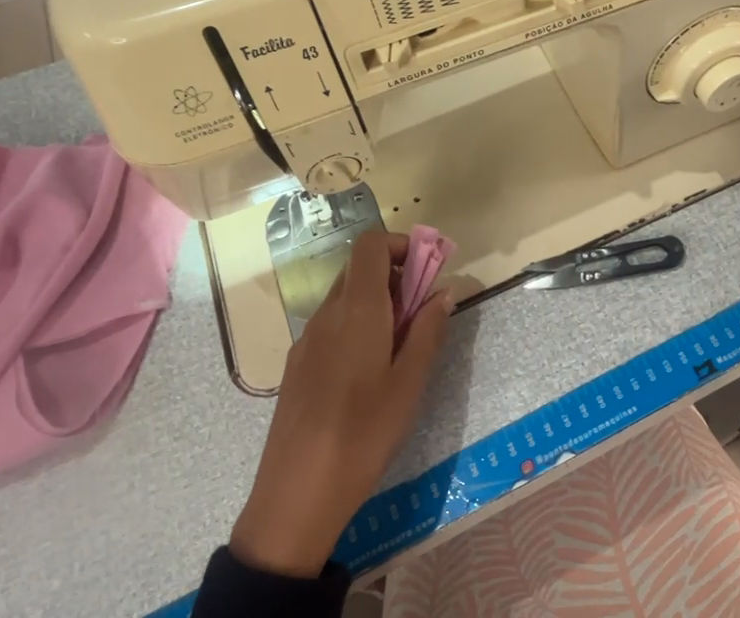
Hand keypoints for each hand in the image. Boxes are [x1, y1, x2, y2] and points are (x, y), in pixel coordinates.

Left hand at [230, 231, 451, 576]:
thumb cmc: (364, 434)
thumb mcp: (410, 383)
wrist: (297, 494)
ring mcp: (307, 340)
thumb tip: (443, 291)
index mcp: (356, 310)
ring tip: (403, 347)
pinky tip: (372, 372)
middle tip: (424, 313)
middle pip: (359, 270)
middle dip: (397, 277)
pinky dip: (358, 326)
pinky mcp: (298, 366)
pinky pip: (332, 326)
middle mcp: (326, 315)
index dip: (402, 245)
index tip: (430, 270)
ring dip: (378, 304)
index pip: (371, 245)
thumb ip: (429, 330)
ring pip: (346, 299)